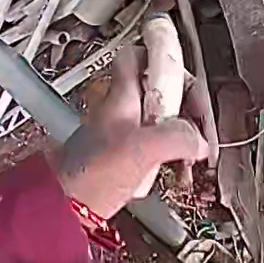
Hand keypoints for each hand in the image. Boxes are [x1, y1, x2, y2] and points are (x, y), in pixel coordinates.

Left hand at [56, 48, 211, 218]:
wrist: (64, 207)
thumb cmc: (89, 174)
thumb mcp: (141, 149)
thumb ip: (176, 136)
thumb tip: (199, 139)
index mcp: (121, 96)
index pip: (137, 55)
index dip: (161, 56)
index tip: (184, 72)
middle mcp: (121, 108)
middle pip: (159, 87)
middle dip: (185, 101)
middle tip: (199, 121)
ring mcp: (123, 131)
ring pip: (161, 116)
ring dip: (182, 129)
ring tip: (195, 147)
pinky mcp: (124, 155)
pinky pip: (156, 143)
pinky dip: (172, 151)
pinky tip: (180, 166)